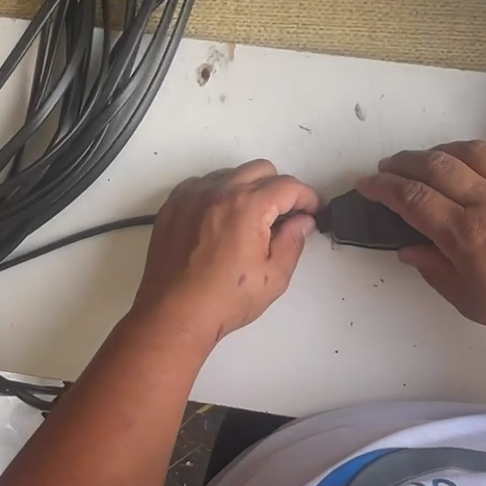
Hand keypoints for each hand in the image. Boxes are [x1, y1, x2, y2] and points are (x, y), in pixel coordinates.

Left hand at [132, 160, 320, 343]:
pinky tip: (223, 220)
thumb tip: (301, 223)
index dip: (307, 197)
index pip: (288, 186)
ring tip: (251, 221)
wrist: (174, 315)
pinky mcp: (174, 206)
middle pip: (261, 170)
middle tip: (285, 216)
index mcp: (246, 207)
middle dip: (279, 189)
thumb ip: (293, 242)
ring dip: (248, 189)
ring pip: (231, 174)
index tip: (311, 209)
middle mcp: (218, 193)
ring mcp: (192, 197)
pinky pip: (203, 184)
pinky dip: (219, 194)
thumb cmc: (219, 301)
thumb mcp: (273, 277)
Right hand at [356, 141, 485, 346]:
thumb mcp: (471, 302)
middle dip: (403, 162)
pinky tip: (469, 159)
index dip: (383, 187)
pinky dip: (479, 152)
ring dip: (439, 151)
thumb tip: (407, 248)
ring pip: (469, 151)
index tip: (367, 184)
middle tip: (387, 167)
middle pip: (435, 166)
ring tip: (424, 160)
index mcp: (468, 235)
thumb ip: (435, 271)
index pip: (413, 198)